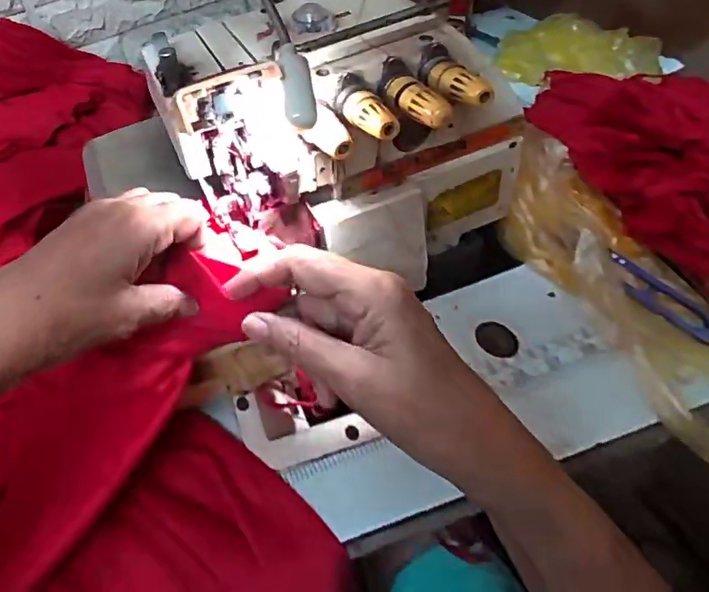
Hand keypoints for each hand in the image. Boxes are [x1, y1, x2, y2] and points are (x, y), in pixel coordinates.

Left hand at [0, 190, 204, 388]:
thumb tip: (191, 302)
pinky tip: (121, 267)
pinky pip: (121, 213)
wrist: (2, 318)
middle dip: (182, 234)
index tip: (197, 276)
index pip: (192, 214)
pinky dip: (133, 231)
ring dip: (157, 232)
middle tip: (177, 275)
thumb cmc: (72, 316)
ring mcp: (96, 209)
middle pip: (169, 205)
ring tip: (150, 272)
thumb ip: (168, 302)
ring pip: (144, 206)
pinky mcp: (77, 220)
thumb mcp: (128, 315)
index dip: (203, 242)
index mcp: (142, 221)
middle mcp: (122, 205)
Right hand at [224, 245, 557, 501]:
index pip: (303, 263)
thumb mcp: (353, 380)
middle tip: (244, 338)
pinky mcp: (380, 330)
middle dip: (277, 311)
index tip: (228, 295)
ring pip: (319, 311)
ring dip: (298, 338)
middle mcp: (373, 288)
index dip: (261, 272)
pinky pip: (336, 329)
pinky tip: (314, 380)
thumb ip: (299, 344)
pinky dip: (317, 349)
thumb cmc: (423, 413)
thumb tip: (251, 320)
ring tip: (292, 374)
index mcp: (371, 288)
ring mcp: (378, 309)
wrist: (480, 445)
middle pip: (309, 286)